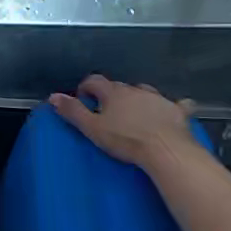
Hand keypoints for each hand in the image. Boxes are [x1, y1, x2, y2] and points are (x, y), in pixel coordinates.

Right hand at [49, 74, 199, 167]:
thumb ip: (73, 111)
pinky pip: (175, 104)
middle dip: (111, 94)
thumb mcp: (92, 128)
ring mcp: (158, 99)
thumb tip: (53, 96)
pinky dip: (170, 106)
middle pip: (119, 86)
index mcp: (113, 93)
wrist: (166, 150)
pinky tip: (172, 110)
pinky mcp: (176, 111)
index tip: (82, 97)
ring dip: (137, 98)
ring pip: (144, 92)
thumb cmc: (125, 140)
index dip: (86, 87)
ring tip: (134, 112)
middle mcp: (136, 90)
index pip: (95, 81)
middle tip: (106, 111)